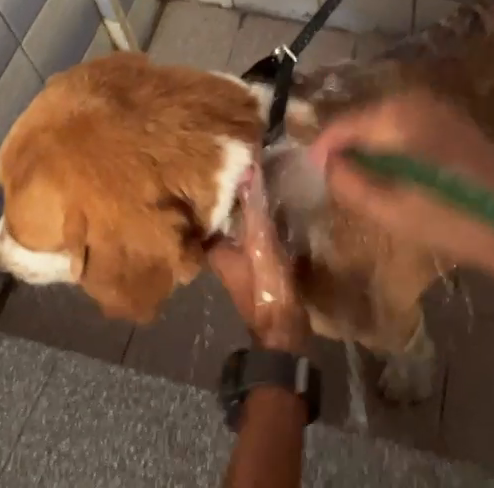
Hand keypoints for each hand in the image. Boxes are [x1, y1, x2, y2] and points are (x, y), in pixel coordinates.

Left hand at [207, 172, 309, 353]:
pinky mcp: (257, 266)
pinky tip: (277, 208)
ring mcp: (239, 261)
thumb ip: (254, 209)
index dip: (217, 187)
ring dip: (250, 208)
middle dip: (235, 194)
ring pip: (241, 226)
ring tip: (264, 180)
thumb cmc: (266, 287)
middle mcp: (221, 253)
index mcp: (214, 248)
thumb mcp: (261, 243)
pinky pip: (256, 236)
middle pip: (226, 216)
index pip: (209, 209)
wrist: (284, 330)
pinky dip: (262, 223)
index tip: (227, 163)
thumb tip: (247, 169)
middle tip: (249, 165)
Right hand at [305, 91, 493, 273]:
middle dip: (347, 146)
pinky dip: (395, 149)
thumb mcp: (388, 207)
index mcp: (395, 114)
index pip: (342, 123)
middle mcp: (415, 100)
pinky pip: (410, 130)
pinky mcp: (456, 125)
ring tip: (363, 181)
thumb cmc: (449, 217)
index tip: (309, 172)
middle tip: (334, 180)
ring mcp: (439, 109)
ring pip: (387, 124)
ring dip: (371, 148)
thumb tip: (327, 163)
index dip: (322, 148)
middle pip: (365, 119)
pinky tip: (398, 178)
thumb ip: (348, 181)